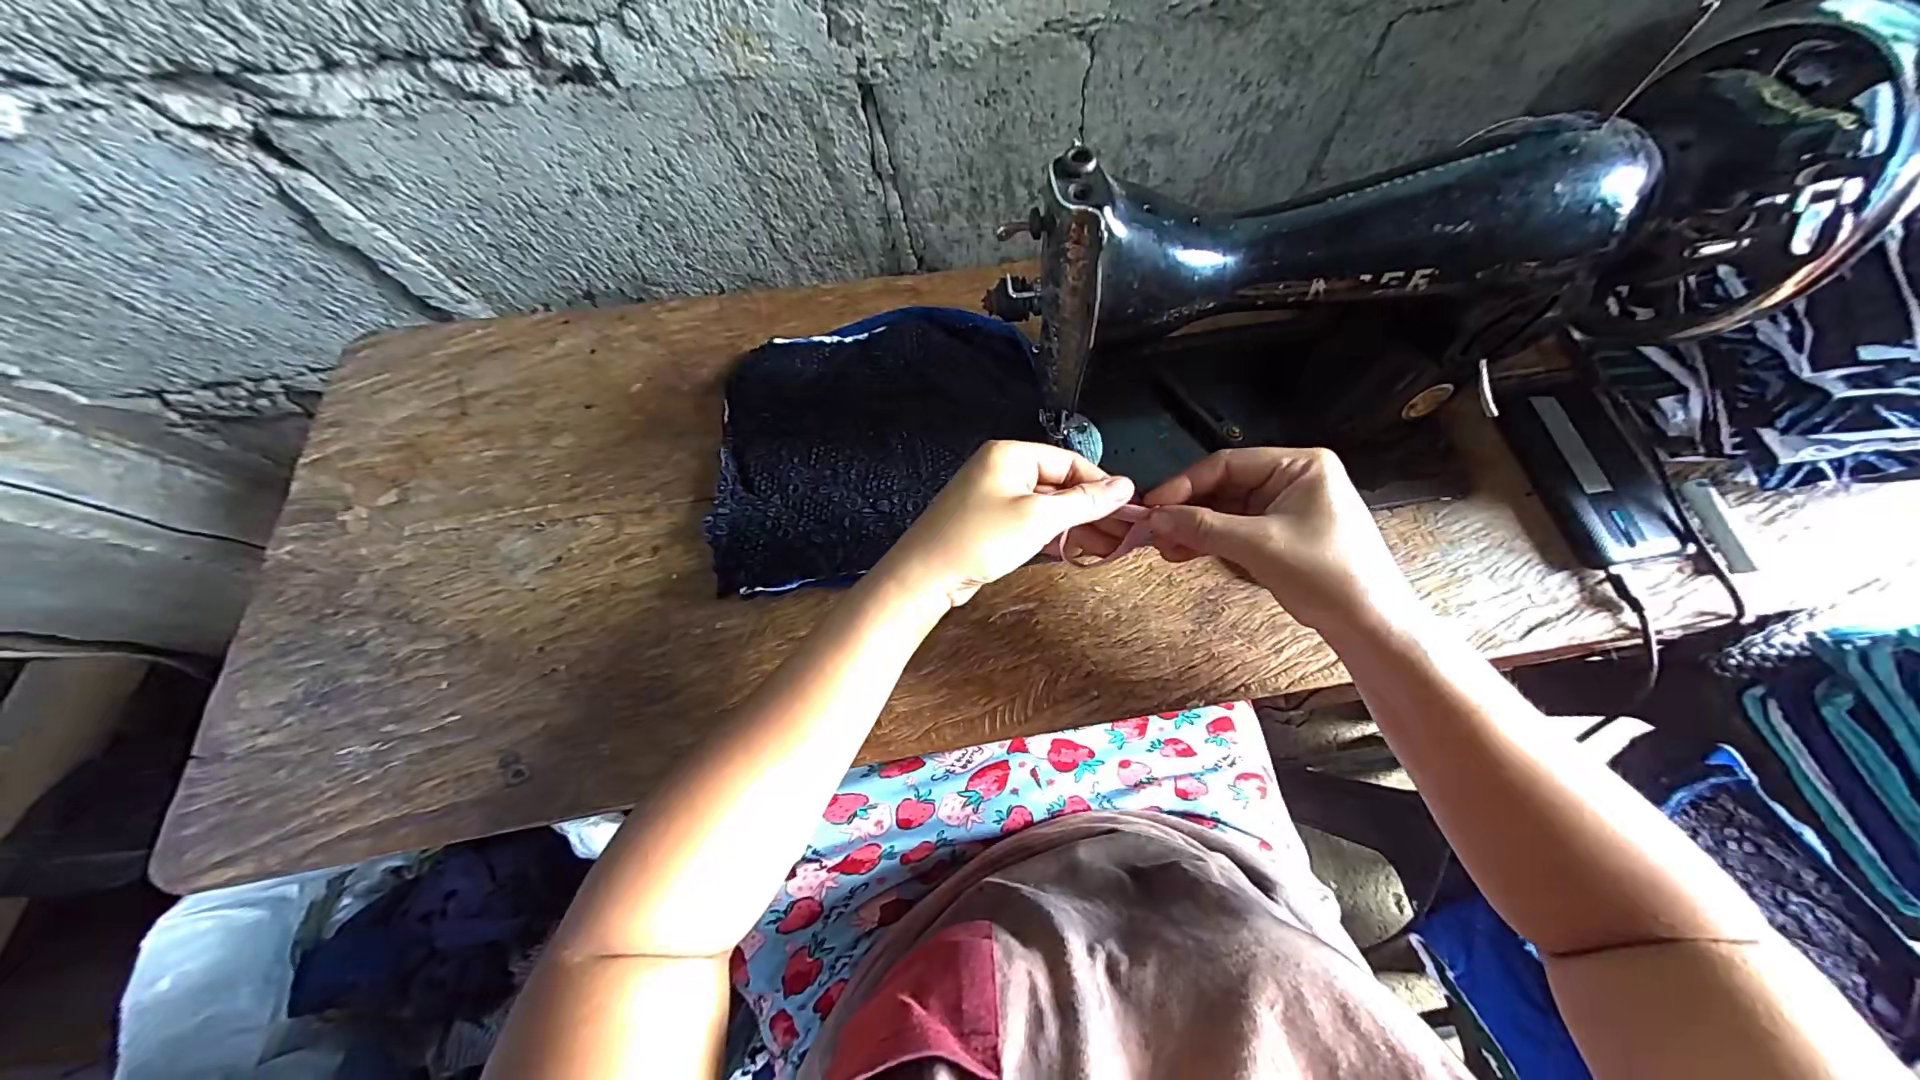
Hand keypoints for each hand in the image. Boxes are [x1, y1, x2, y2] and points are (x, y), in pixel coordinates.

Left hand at [873, 440, 1135, 607]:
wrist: (925, 576)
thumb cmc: (976, 540)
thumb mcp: (1039, 518)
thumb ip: (1083, 501)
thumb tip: (1122, 486)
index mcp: (1010, 455)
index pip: (1070, 461)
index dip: (1101, 484)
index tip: (1127, 507)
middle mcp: (1001, 470)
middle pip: (1059, 483)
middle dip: (1090, 508)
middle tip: (1122, 532)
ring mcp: (994, 497)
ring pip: (1047, 506)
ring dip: (1075, 525)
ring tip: (1108, 546)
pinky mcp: (990, 523)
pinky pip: (1030, 522)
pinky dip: (1053, 535)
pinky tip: (1076, 550)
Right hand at [1141, 447, 1421, 631]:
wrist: (1370, 624)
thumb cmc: (1329, 575)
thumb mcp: (1259, 545)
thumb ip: (1204, 527)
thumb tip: (1156, 518)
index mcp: (1299, 465)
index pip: (1227, 463)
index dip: (1185, 484)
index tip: (1153, 505)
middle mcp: (1290, 480)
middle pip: (1222, 486)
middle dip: (1187, 510)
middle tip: (1154, 530)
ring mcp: (1283, 508)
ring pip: (1223, 510)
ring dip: (1193, 528)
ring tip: (1164, 547)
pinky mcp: (1277, 534)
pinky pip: (1232, 530)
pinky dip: (1208, 541)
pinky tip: (1183, 552)